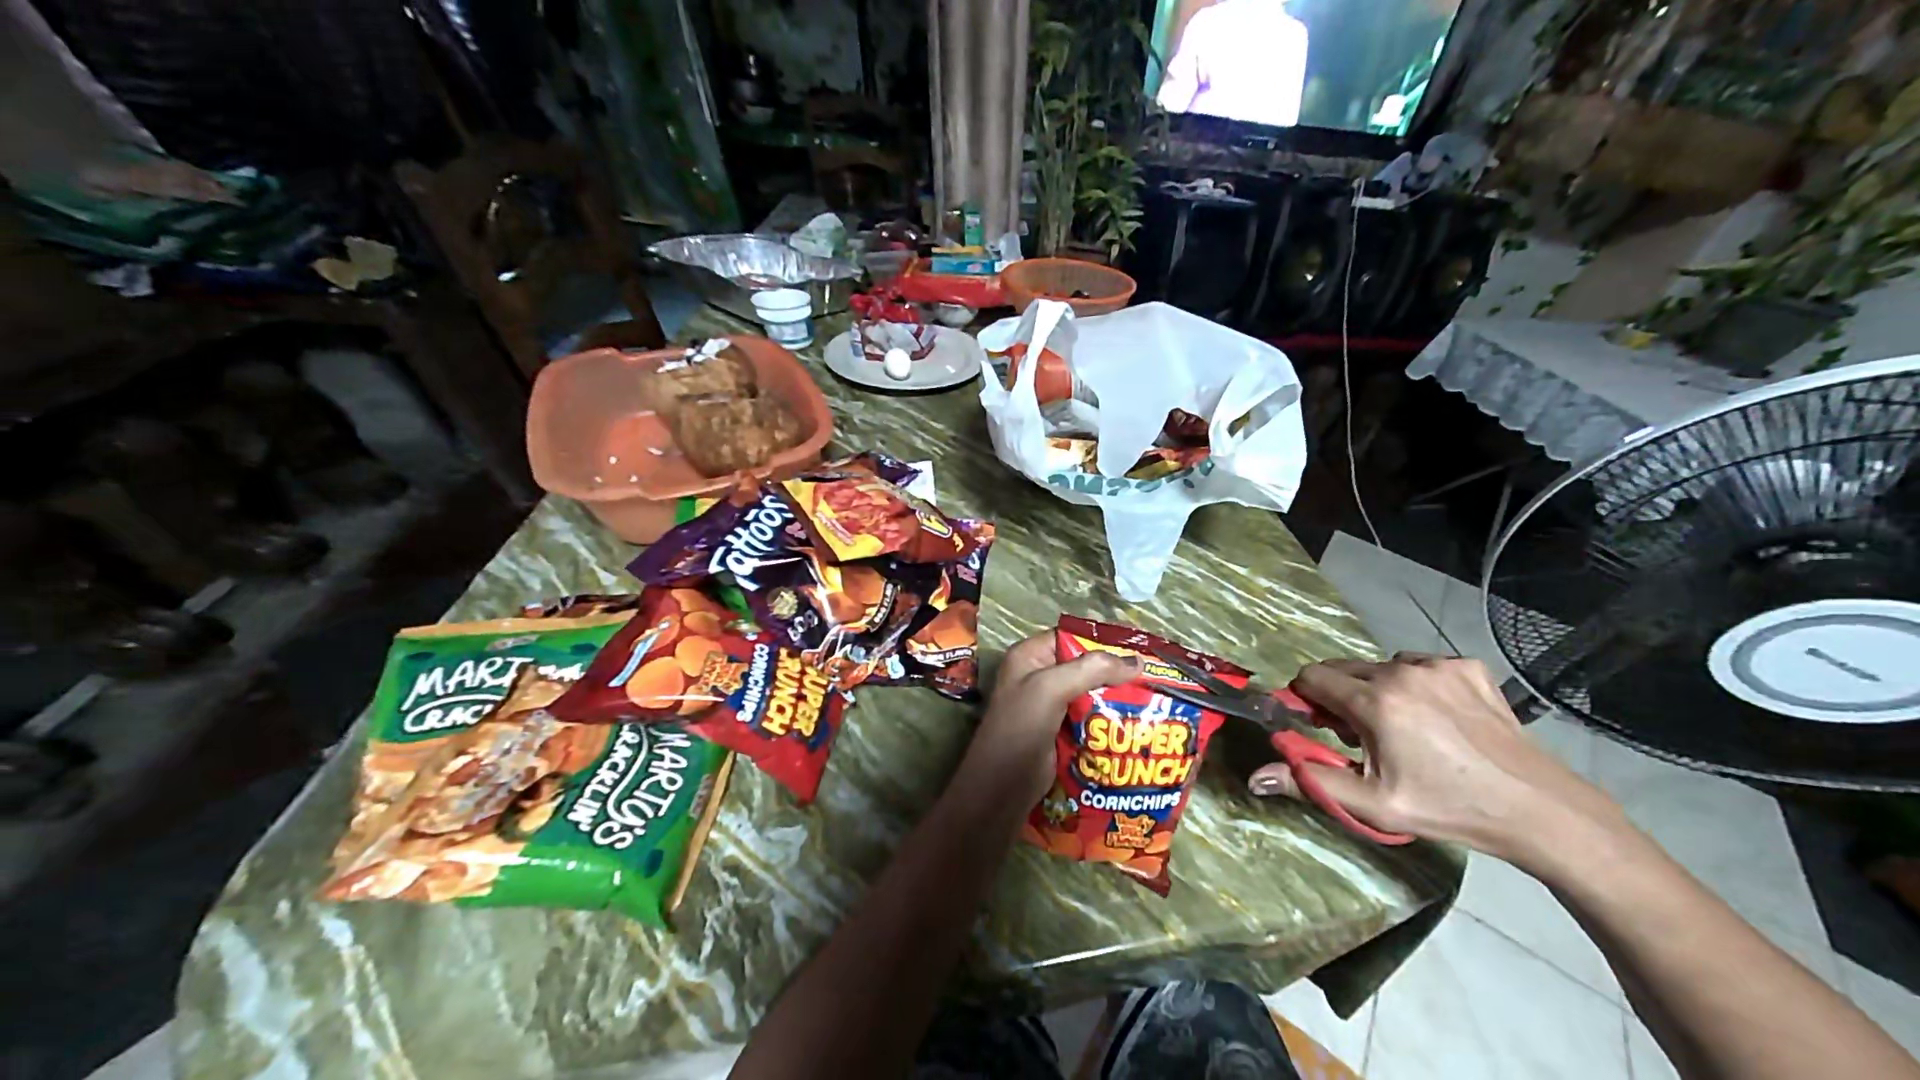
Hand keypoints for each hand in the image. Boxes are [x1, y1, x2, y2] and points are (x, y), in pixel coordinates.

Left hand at [973, 633, 1140, 806]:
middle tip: (1154, 680)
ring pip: (1091, 695)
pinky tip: (1136, 726)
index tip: (1139, 651)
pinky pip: (1091, 720)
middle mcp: (1038, 677)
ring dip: (1117, 700)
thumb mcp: (1050, 688)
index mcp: (1029, 657)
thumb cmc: (1020, 729)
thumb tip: (1138, 661)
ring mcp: (1049, 707)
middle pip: (1085, 667)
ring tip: (1153, 703)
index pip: (1070, 637)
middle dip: (1116, 674)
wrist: (1001, 789)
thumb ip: (1091, 669)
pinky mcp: (1061, 734)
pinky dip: (1110, 723)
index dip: (1103, 642)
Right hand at [1249, 653, 1624, 866]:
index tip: (1323, 728)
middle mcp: (1402, 671)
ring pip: (1379, 667)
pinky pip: (1419, 665)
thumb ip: (1310, 782)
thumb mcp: (1374, 804)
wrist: (1539, 809)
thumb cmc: (1448, 809)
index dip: (1307, 701)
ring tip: (1403, 727)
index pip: (1311, 677)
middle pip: (1343, 668)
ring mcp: (1440, 665)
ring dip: (1375, 689)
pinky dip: (1414, 684)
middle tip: (1363, 737)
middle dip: (1340, 697)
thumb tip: (1255, 778)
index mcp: (1375, 701)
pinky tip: (1437, 717)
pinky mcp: (1468, 666)